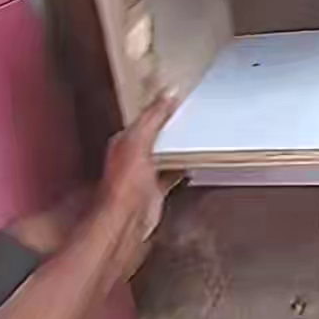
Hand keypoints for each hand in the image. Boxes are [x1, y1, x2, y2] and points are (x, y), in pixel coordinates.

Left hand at [91, 94, 178, 273]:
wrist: (126, 223)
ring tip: (193, 135)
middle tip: (188, 114)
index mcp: (124, 140)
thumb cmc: (124, 186)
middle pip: (154, 135)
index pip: (144, 116)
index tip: (175, 97)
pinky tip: (191, 164)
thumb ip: (153, 117)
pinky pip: (171, 173)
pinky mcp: (155, 191)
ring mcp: (144, 174)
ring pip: (163, 153)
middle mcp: (132, 156)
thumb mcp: (140, 141)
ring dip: (177, 146)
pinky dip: (182, 167)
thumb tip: (167, 94)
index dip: (158, 106)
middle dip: (169, 126)